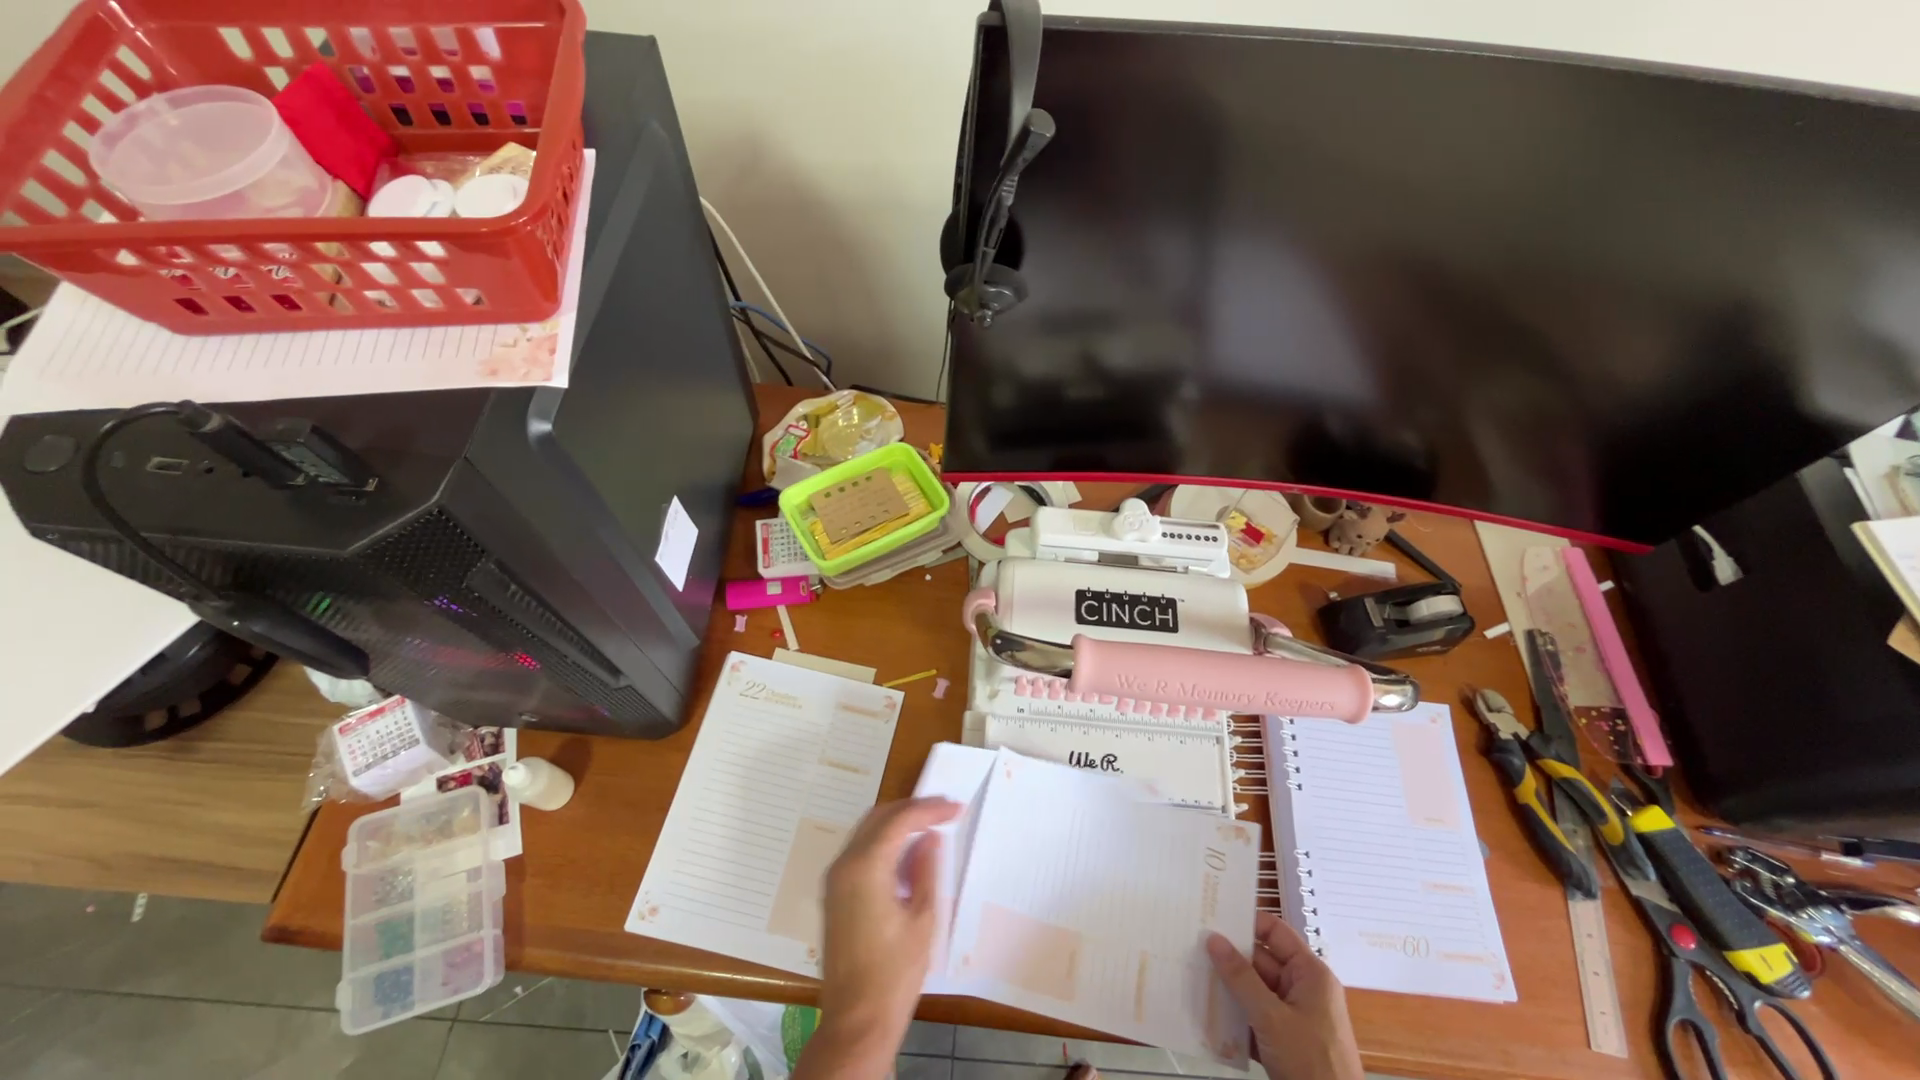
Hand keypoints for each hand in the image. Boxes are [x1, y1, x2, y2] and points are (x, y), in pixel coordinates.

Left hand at [795, 796, 960, 1079]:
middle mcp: (843, 865)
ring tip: (930, 826)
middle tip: (944, 810)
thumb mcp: (923, 919)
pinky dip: (883, 843)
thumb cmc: (895, 973)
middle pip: (878, 818)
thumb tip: (930, 839)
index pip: (899, 821)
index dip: (929, 810)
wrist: (857, 1017)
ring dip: (896, 824)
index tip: (956, 807)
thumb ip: (926, 871)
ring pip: (866, 832)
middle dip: (911, 809)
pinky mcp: (834, 895)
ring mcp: (834, 880)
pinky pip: (859, 852)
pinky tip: (907, 853)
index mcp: (865, 868)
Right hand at [1206, 912, 1363, 1079]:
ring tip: (1190, 975)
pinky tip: (1206, 1012)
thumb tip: (1213, 938)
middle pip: (1261, 961)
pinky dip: (1235, 1015)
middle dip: (1229, 958)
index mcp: (1310, 973)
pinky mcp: (1284, 1039)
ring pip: (1254, 990)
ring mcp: (1294, 1015)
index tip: (1210, 916)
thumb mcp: (1270, 1017)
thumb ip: (1240, 977)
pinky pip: (1255, 1016)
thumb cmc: (1309, 1060)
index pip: (1275, 932)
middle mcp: (1303, 988)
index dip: (1245, 922)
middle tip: (1190, 947)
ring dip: (1228, 988)